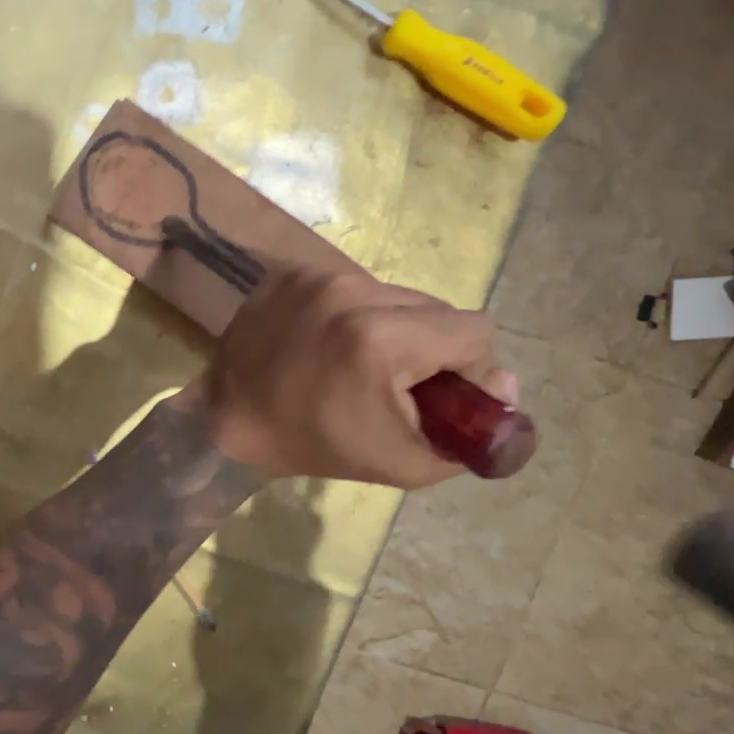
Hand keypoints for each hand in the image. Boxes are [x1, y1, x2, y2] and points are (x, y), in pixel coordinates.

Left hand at [197, 265, 514, 488]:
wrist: (230, 421)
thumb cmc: (315, 445)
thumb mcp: (405, 461)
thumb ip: (471, 432)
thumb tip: (504, 385)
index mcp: (380, 338)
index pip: (473, 331)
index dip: (469, 368)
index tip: (440, 394)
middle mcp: (352, 292)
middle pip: (434, 308)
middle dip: (430, 347)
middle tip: (398, 382)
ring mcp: (317, 276)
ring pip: (394, 295)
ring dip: (393, 327)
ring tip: (358, 362)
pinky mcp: (292, 272)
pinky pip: (352, 286)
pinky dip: (353, 313)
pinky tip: (328, 343)